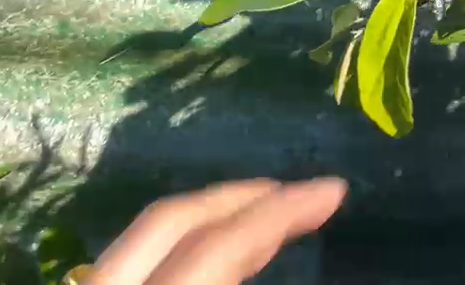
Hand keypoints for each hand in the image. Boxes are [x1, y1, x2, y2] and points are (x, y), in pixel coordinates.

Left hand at [78, 177, 345, 284]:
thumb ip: (235, 273)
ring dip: (211, 218)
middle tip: (299, 190)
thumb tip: (280, 234)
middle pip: (168, 221)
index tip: (335, 190)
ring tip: (265, 217)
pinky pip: (129, 266)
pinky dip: (177, 249)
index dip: (283, 210)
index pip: (219, 245)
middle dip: (241, 196)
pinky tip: (212, 259)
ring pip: (140, 240)